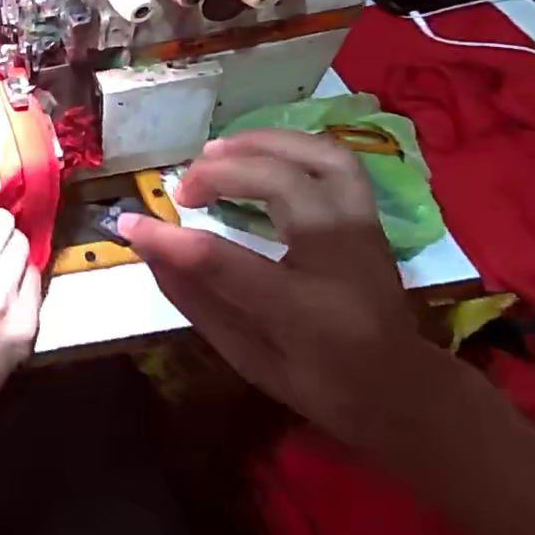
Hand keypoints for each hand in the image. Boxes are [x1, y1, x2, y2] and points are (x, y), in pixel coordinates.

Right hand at [118, 130, 455, 451]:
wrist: (405, 390)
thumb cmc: (319, 383)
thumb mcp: (245, 357)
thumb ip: (195, 298)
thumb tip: (146, 245)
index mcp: (309, 315)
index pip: (228, 264)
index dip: (170, 239)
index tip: (129, 222)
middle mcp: (344, 261)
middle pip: (282, 186)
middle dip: (218, 175)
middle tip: (182, 191)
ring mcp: (366, 231)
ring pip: (317, 157)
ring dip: (257, 143)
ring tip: (212, 151)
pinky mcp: (370, 214)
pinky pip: (333, 158)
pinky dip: (287, 143)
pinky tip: (252, 151)